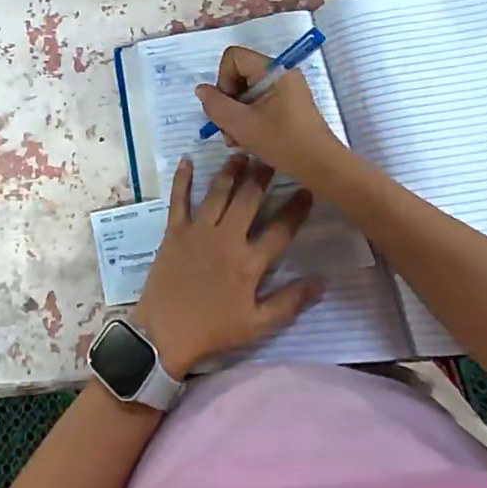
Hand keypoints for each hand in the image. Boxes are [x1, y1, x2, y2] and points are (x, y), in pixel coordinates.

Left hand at [137, 155, 323, 376]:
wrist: (163, 335)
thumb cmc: (213, 331)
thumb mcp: (258, 324)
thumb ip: (291, 301)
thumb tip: (323, 281)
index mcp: (249, 262)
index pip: (281, 228)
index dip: (297, 207)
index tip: (310, 188)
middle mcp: (226, 238)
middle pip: (249, 199)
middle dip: (264, 175)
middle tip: (275, 157)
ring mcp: (197, 231)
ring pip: (218, 192)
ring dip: (232, 171)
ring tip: (243, 153)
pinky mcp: (174, 232)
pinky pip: (179, 200)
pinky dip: (183, 179)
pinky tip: (186, 161)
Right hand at [193, 46, 347, 178]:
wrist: (321, 167)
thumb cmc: (284, 143)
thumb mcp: (243, 125)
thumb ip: (216, 105)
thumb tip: (202, 90)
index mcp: (275, 71)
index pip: (233, 57)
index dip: (223, 80)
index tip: (229, 107)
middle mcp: (281, 75)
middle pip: (238, 76)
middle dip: (228, 104)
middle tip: (229, 131)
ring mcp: (285, 91)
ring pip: (246, 93)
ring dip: (236, 117)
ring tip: (238, 141)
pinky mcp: (287, 107)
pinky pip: (258, 104)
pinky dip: (248, 121)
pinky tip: (248, 141)